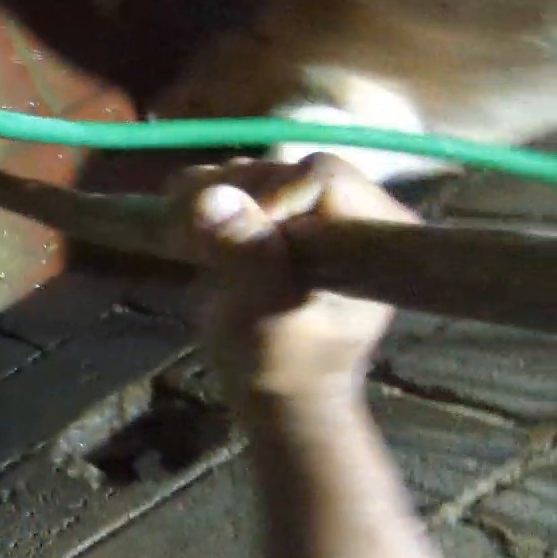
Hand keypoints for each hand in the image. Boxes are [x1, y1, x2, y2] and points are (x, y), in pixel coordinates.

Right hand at [171, 154, 419, 402]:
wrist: (274, 389)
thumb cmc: (280, 362)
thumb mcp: (263, 315)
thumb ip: (245, 256)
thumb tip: (210, 196)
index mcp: (373, 232)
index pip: (316, 175)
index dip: (264, 195)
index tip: (225, 242)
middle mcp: (350, 212)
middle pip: (279, 168)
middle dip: (227, 194)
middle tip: (190, 236)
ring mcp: (310, 216)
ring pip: (251, 174)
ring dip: (205, 196)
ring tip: (183, 236)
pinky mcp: (275, 222)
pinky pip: (234, 189)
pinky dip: (199, 201)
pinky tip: (184, 231)